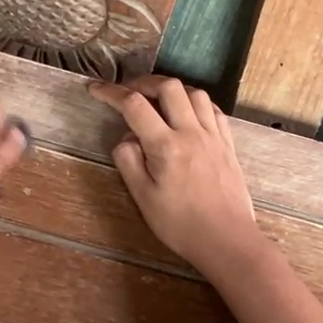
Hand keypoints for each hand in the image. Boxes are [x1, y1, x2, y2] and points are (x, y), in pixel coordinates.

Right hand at [89, 76, 264, 278]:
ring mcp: (213, 136)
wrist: (227, 241)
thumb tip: (126, 137)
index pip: (133, 105)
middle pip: (168, 87)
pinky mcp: (227, 144)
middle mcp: (191, 132)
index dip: (110, 92)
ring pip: (194, 93)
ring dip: (171, 89)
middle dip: (143, 82)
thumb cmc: (180, 225)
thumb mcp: (143, 198)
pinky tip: (187, 113)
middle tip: (128, 92)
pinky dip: (195, 102)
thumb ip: (129, 161)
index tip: (95, 89)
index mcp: (165, 146)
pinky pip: (212, 109)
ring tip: (157, 100)